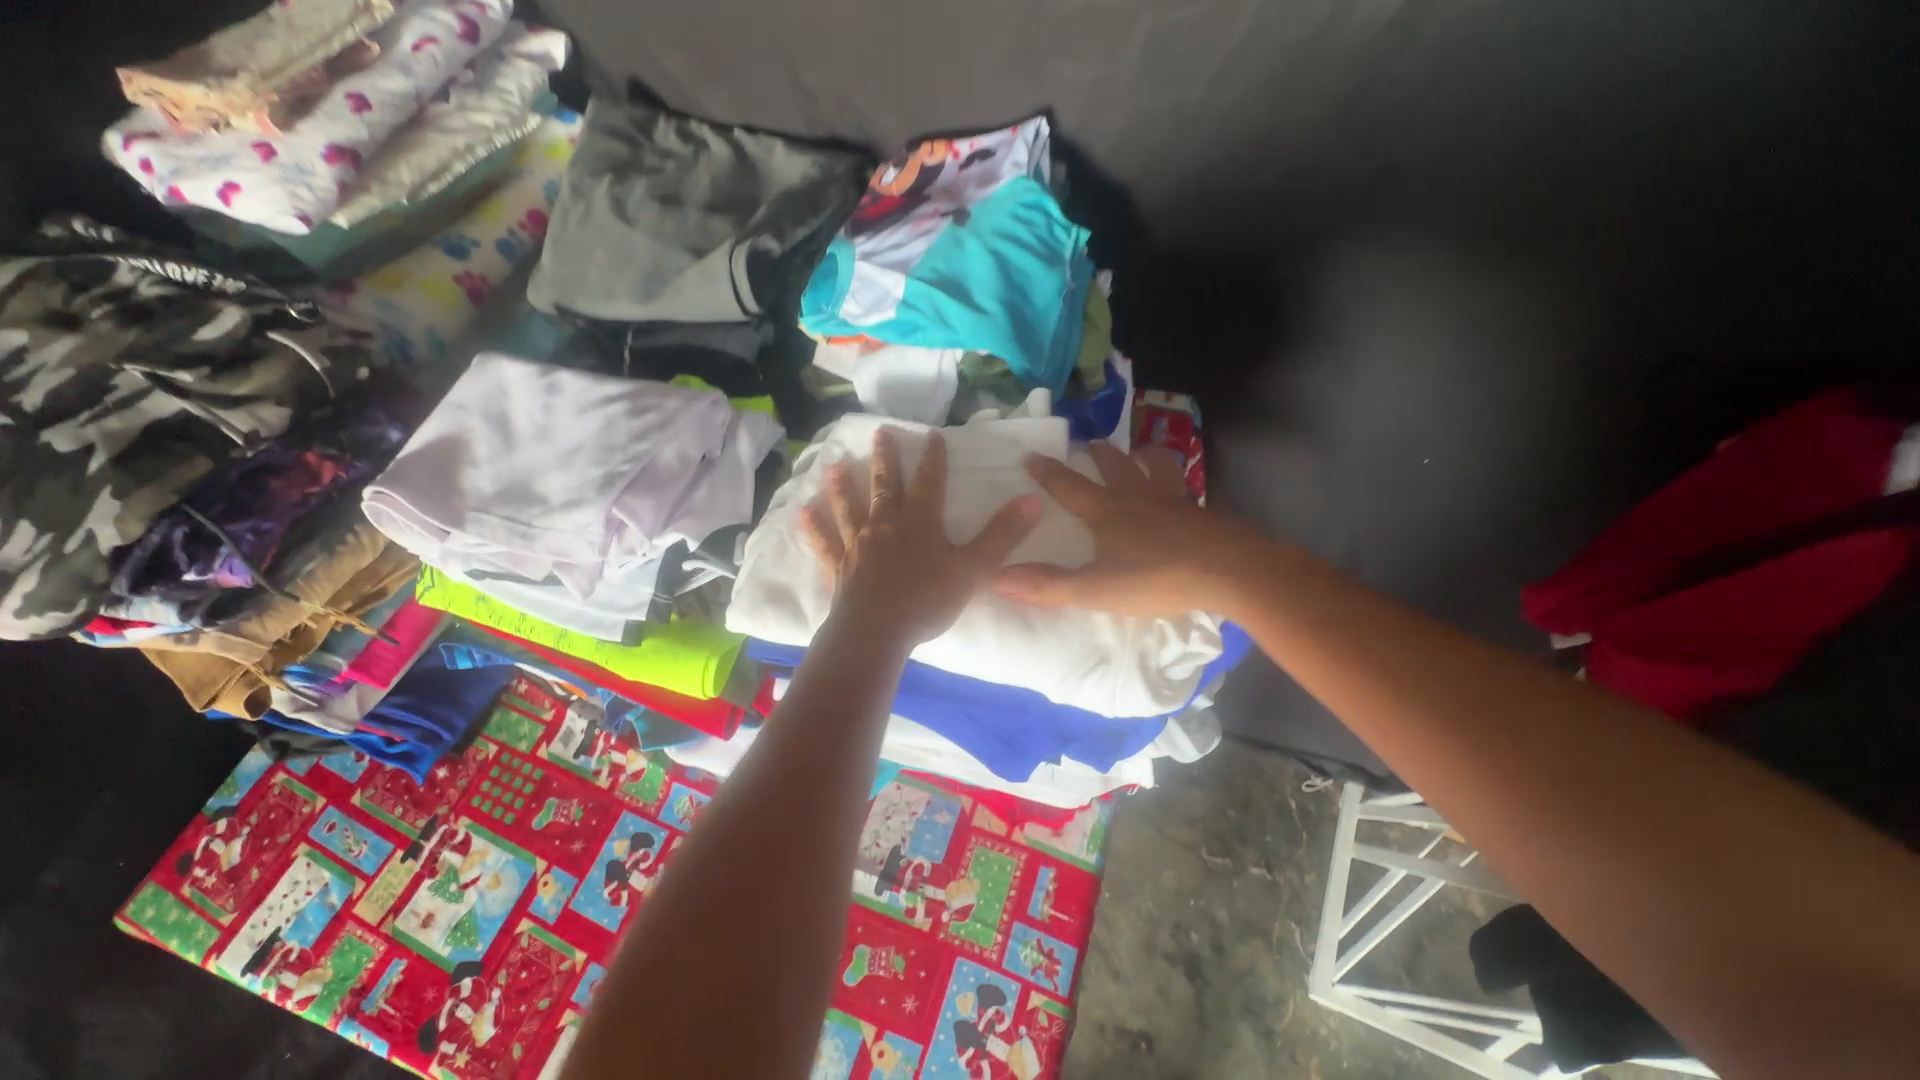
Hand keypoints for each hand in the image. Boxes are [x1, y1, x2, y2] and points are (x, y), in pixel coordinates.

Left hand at [804, 427, 1040, 646]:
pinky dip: (814, 526)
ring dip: (842, 484)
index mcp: (920, 521)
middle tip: (881, 432)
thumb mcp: (973, 568)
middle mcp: (886, 524)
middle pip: (886, 485)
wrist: (876, 631)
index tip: (932, 434)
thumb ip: (1002, 535)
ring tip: (834, 464)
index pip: (930, 481)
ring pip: (849, 506)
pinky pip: (824, 542)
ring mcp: (858, 544)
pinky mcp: (839, 567)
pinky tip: (802, 512)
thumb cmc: (926, 600)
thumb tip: (1034, 500)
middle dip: (887, 458)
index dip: (933, 458)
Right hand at [993, 442, 1270, 616]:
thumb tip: (995, 576)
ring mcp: (1174, 500)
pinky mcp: (1202, 512)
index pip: (1069, 486)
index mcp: (1107, 511)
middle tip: (1092, 445)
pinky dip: (1178, 481)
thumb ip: (1047, 585)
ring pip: (1156, 466)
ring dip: (1144, 456)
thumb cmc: (1157, 578)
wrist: (1229, 571)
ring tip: (1140, 453)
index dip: (1048, 472)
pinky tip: (1182, 491)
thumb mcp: (1095, 589)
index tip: (1031, 455)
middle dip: (1100, 455)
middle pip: (1115, 466)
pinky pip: (1186, 487)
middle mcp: (1138, 496)